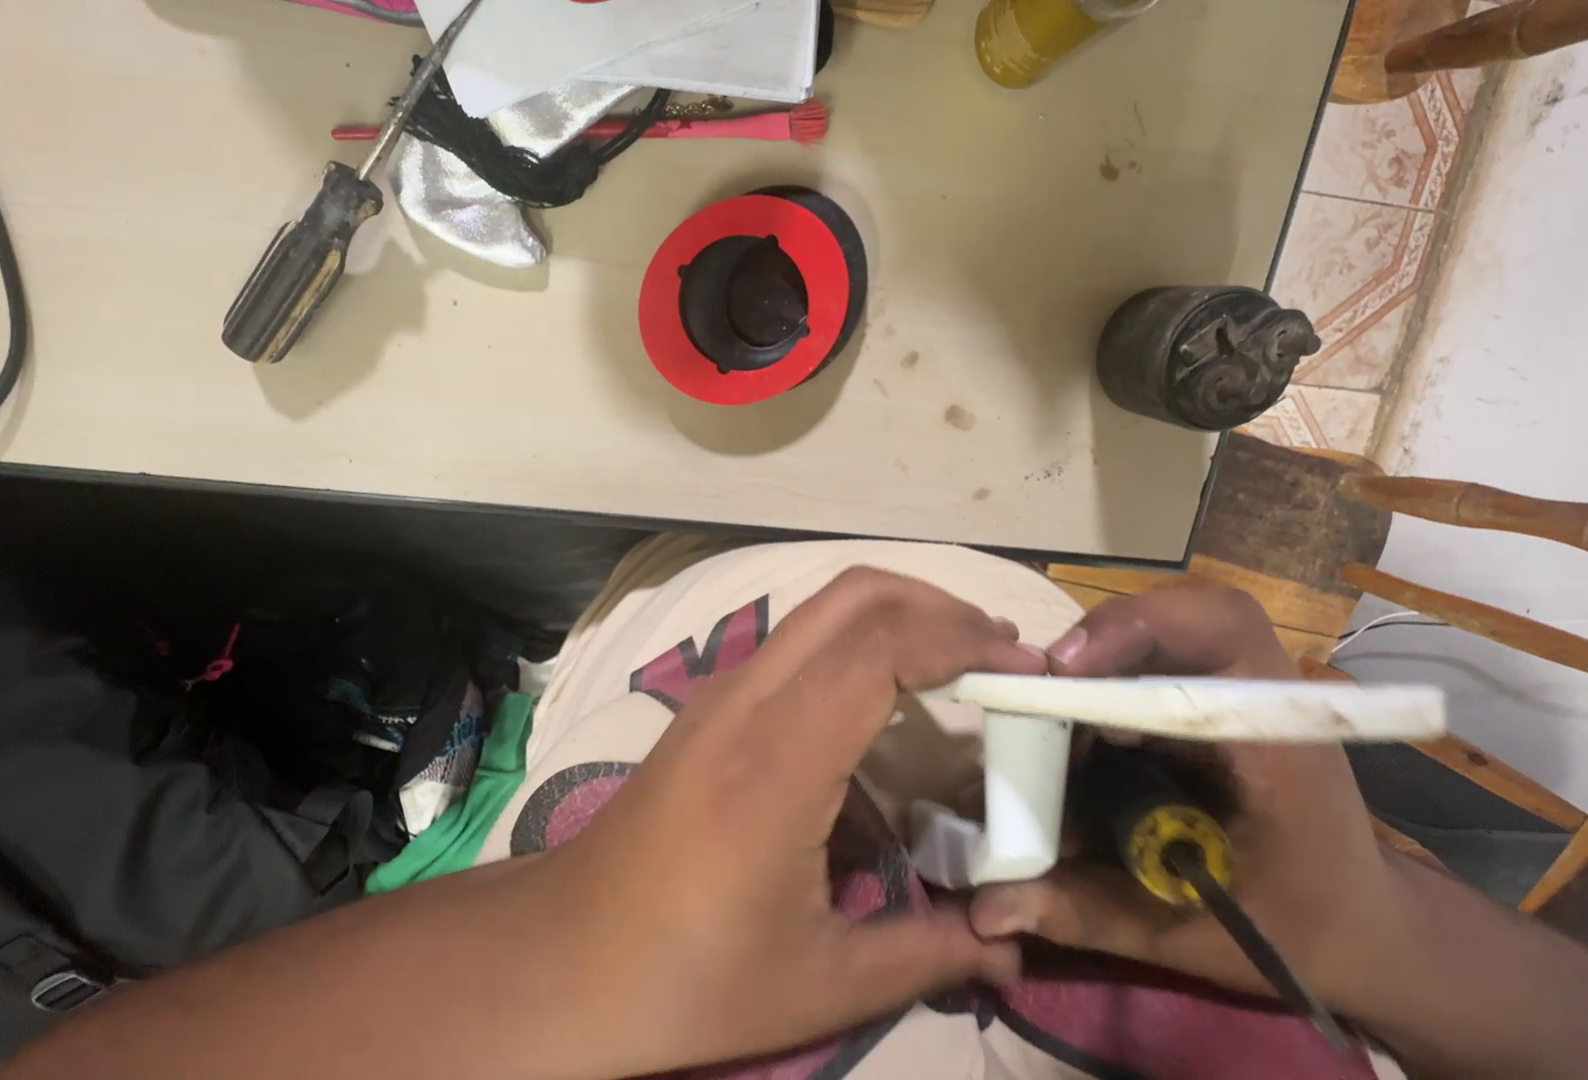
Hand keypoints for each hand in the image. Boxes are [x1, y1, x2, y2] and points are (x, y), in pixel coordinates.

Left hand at [520, 568, 1046, 1076]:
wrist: (563, 958)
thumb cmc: (687, 977)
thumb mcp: (822, 984)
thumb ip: (929, 954)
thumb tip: (1014, 944)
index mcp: (777, 764)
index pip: (879, 648)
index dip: (961, 640)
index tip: (1024, 667)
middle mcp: (746, 704)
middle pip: (854, 596)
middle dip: (940, 606)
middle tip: (1002, 654)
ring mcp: (721, 694)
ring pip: (823, 608)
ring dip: (901, 615)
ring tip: (962, 665)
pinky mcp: (710, 705)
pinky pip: (800, 640)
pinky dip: (862, 640)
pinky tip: (890, 697)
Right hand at [967, 584, 1411, 1011]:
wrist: (1358, 928)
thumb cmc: (1297, 928)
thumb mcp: (1192, 933)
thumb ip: (1089, 912)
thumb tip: (986, 905)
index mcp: (1276, 734)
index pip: (1223, 628)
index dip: (1138, 627)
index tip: (1067, 670)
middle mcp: (1245, 694)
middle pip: (1163, 622)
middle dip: (1086, 657)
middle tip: (1025, 708)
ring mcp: (1217, 696)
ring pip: (1136, 647)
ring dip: (1076, 687)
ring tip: (1035, 742)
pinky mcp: (1191, 709)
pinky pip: (1128, 682)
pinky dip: (1083, 709)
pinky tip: (1061, 754)